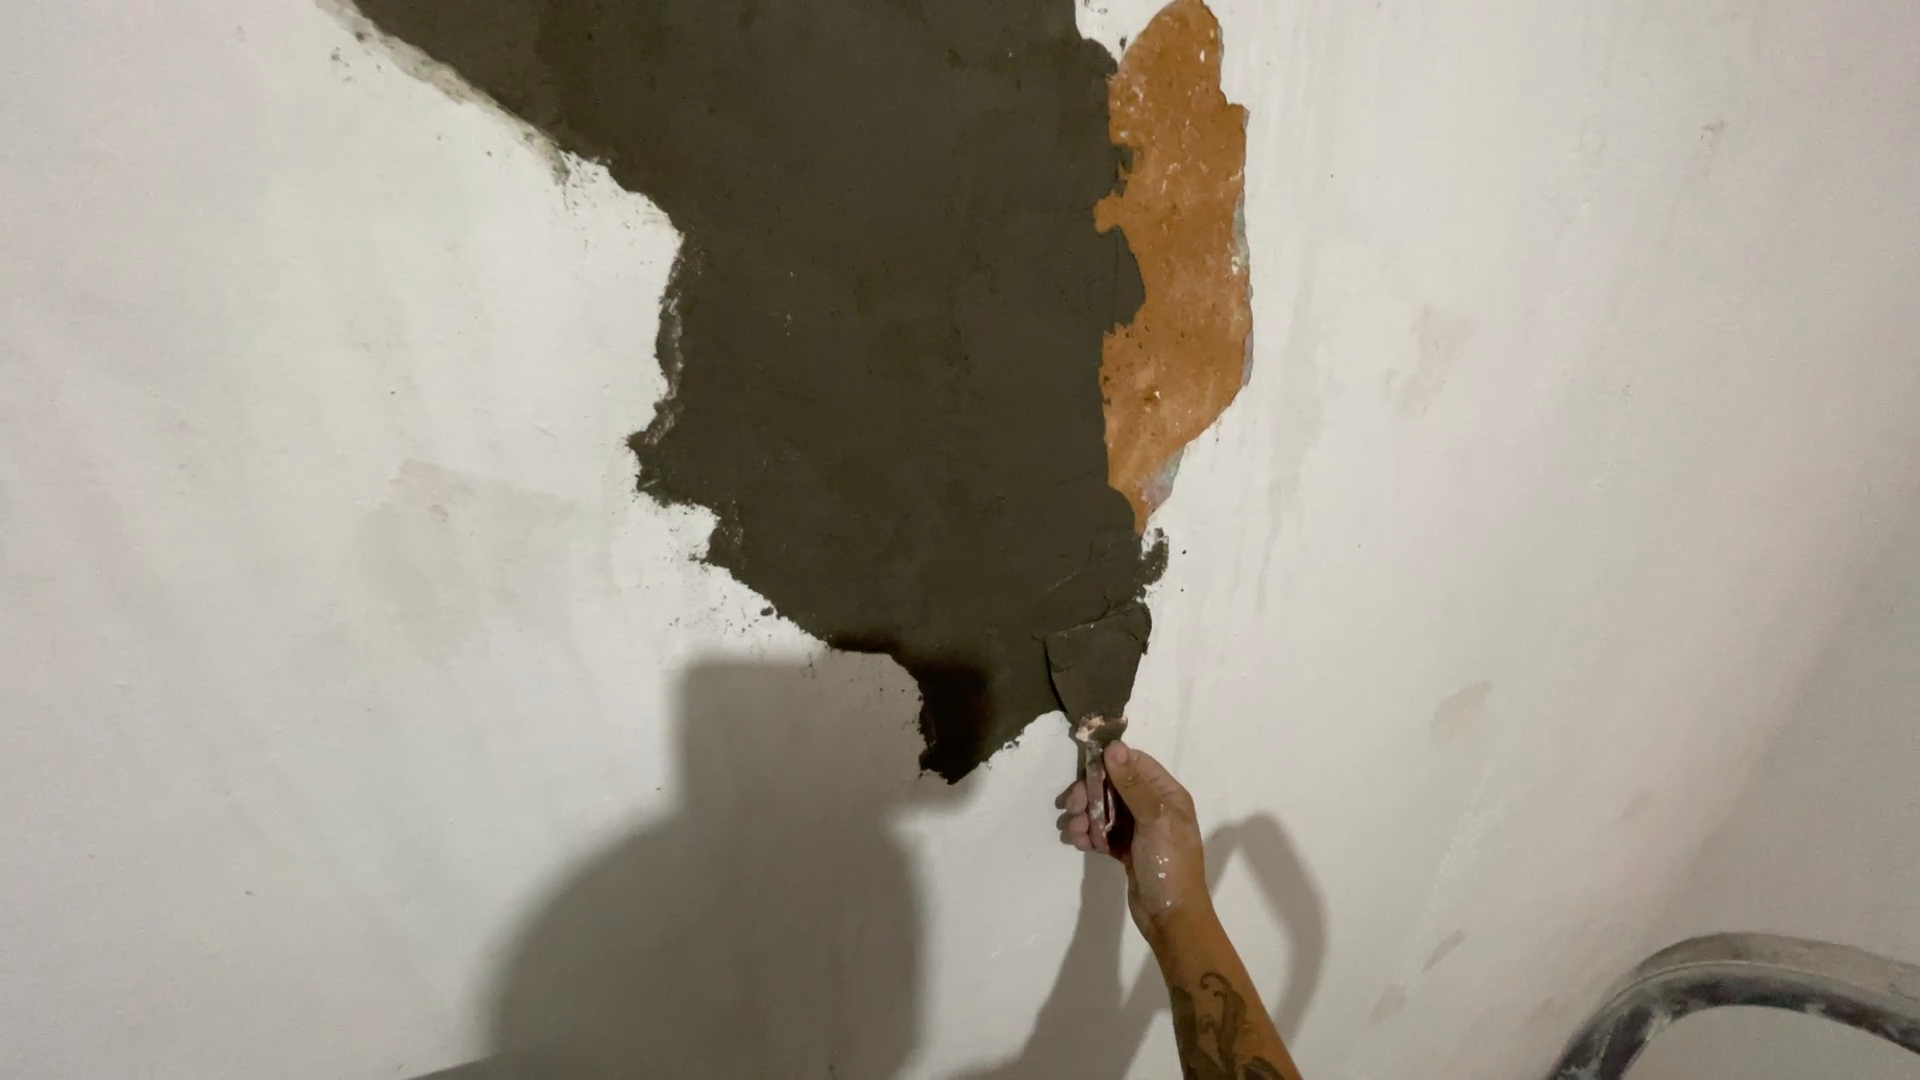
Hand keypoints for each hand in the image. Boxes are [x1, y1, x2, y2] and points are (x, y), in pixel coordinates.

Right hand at [1056, 741, 1210, 938]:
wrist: (1171, 920)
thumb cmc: (1169, 865)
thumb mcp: (1153, 820)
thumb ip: (1132, 784)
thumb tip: (1113, 746)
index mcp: (1167, 795)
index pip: (1135, 764)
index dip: (1108, 764)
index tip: (1084, 772)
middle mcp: (1153, 806)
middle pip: (1113, 786)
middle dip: (1090, 795)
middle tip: (1072, 807)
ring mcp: (1138, 828)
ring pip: (1104, 809)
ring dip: (1085, 816)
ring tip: (1074, 831)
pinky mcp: (1126, 848)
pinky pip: (1102, 831)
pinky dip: (1089, 834)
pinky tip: (1079, 843)